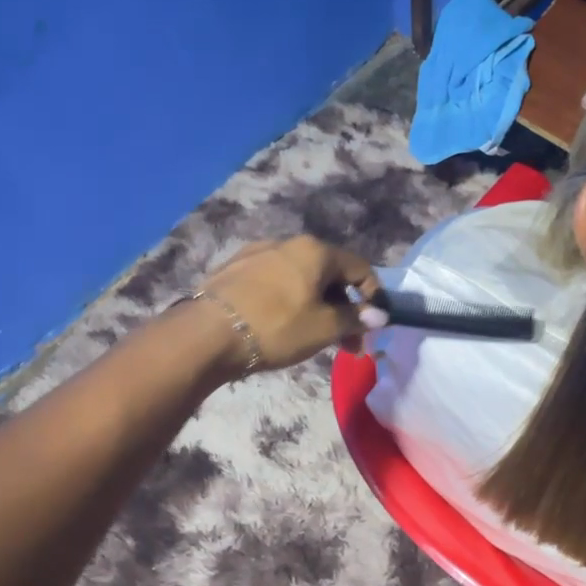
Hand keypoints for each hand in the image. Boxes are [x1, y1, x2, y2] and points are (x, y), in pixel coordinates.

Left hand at [194, 235, 385, 374]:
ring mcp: (256, 254)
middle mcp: (287, 243)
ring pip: (300, 279)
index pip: (360, 267)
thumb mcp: (325, 328)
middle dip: (343, 308)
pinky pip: (274, 284)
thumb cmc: (277, 327)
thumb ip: (355, 319)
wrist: (207, 334)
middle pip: (329, 274)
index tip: (372, 325)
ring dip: (317, 306)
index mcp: (316, 250)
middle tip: (347, 342)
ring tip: (315, 338)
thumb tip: (378, 315)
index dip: (373, 296)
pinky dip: (289, 302)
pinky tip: (282, 326)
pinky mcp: (233, 270)